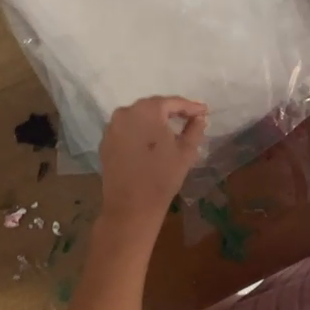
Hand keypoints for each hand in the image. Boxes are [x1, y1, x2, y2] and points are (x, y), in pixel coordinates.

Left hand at [99, 96, 208, 229]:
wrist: (131, 206)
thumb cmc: (163, 177)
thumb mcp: (186, 151)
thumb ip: (195, 129)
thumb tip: (198, 118)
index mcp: (147, 110)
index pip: (172, 102)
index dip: (190, 106)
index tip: (204, 111)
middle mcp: (126, 112)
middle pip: (153, 107)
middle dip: (171, 111)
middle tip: (188, 117)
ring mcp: (112, 127)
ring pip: (138, 117)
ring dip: (154, 121)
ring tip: (170, 128)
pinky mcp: (105, 142)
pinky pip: (127, 130)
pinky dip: (139, 131)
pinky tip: (150, 141)